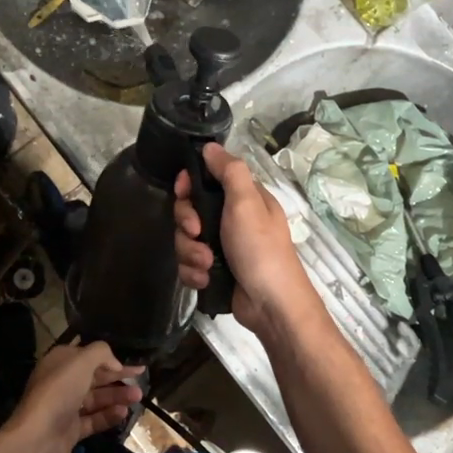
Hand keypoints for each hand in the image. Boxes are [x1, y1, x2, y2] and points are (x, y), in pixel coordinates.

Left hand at [2, 342, 142, 452]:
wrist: (39, 437)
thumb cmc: (59, 392)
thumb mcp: (80, 361)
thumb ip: (100, 353)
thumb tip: (115, 363)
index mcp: (60, 362)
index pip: (88, 356)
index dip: (110, 358)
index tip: (131, 363)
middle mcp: (62, 383)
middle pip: (94, 377)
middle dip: (118, 377)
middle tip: (141, 379)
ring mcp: (66, 407)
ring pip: (96, 399)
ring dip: (117, 396)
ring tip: (138, 397)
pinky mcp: (71, 430)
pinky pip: (94, 420)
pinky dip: (109, 415)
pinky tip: (124, 413)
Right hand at [174, 143, 318, 334]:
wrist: (270, 305)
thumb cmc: (261, 249)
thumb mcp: (247, 203)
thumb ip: (229, 171)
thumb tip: (209, 146)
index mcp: (243, 199)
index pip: (206, 180)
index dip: (189, 185)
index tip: (182, 192)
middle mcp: (231, 220)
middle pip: (189, 211)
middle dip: (187, 224)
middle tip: (197, 232)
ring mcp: (222, 247)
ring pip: (186, 240)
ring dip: (191, 252)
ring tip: (207, 264)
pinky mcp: (214, 272)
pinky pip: (188, 265)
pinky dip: (194, 272)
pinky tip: (206, 279)